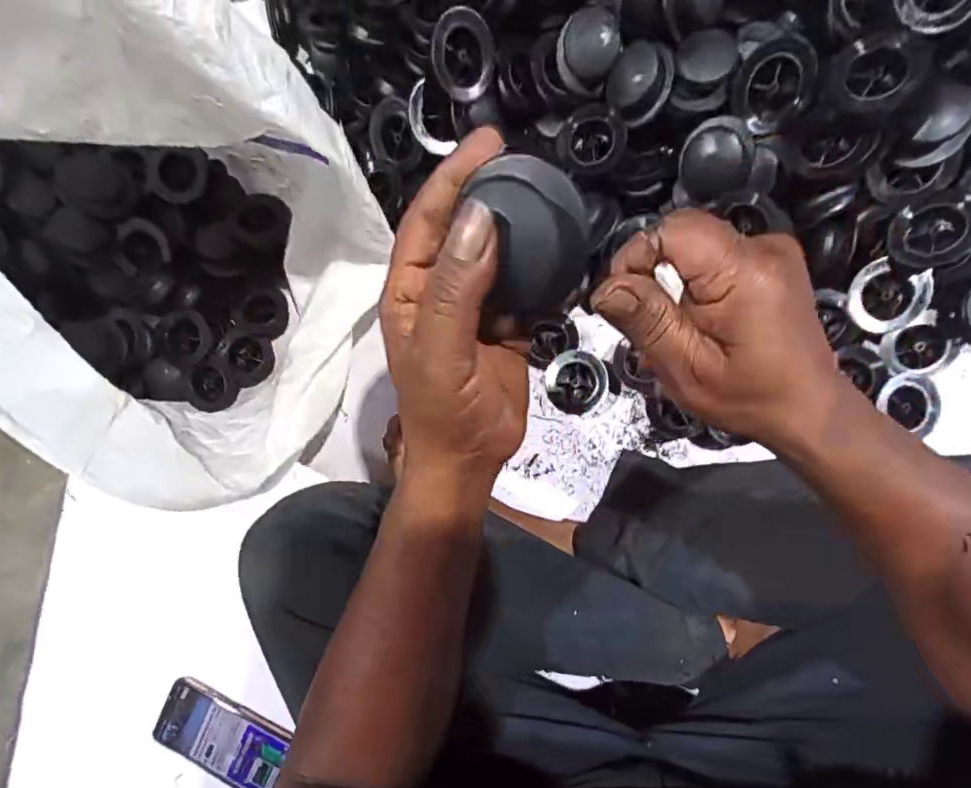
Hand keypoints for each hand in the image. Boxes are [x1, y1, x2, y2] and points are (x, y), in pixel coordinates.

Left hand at [379, 128, 526, 500]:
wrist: (469, 460)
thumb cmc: (442, 411)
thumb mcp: (441, 348)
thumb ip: (457, 286)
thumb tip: (480, 219)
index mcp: (412, 293)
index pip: (428, 223)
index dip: (452, 180)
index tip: (487, 144)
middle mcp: (441, 294)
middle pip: (463, 231)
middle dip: (486, 193)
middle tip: (521, 162)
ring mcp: (476, 312)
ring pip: (496, 258)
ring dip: (518, 230)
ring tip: (545, 197)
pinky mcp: (506, 331)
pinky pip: (524, 291)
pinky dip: (540, 273)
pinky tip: (559, 253)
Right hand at [590, 209, 862, 450]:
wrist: (807, 407)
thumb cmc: (758, 398)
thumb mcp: (688, 370)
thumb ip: (647, 322)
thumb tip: (608, 288)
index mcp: (745, 273)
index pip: (669, 230)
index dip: (635, 260)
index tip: (622, 299)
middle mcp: (763, 251)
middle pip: (680, 235)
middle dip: (652, 277)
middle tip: (648, 325)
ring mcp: (770, 253)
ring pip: (693, 249)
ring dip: (672, 287)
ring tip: (677, 333)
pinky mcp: (769, 263)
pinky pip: (714, 261)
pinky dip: (695, 290)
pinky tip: (698, 326)